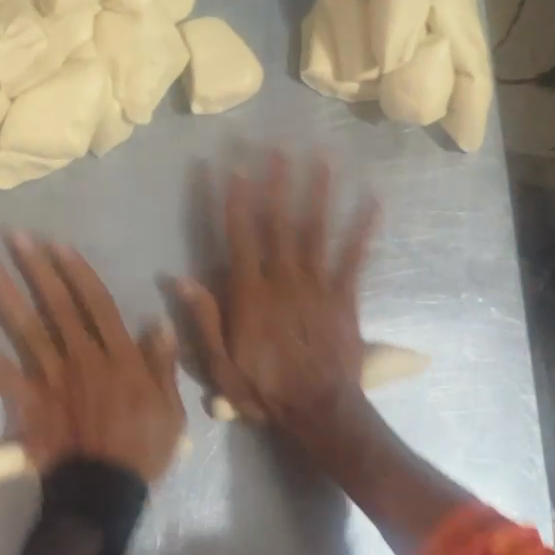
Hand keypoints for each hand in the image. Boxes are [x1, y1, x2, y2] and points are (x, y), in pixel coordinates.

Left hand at [0, 233, 185, 481]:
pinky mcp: (28, 400)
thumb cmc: (143, 452)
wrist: (106, 488)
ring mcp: (52, 377)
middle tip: (17, 237)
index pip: (97, 304)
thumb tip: (158, 324)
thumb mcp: (171, 410)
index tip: (60, 246)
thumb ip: (162, 366)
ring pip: (26, 327)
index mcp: (119, 358)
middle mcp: (83, 358)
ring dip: (5, 292)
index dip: (78, 272)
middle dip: (38, 269)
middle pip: (58, 306)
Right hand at [175, 152, 379, 437]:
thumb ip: (204, 320)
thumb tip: (181, 279)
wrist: (318, 409)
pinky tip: (373, 200)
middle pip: (279, 223)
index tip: (230, 166)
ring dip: (319, 192)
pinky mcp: (344, 298)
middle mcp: (283, 280)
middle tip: (277, 145)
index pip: (238, 236)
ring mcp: (317, 286)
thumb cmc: (264, 390)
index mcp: (250, 295)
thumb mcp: (220, 365)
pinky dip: (363, 229)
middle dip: (277, 182)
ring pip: (317, 231)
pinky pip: (354, 258)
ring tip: (322, 157)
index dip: (234, 199)